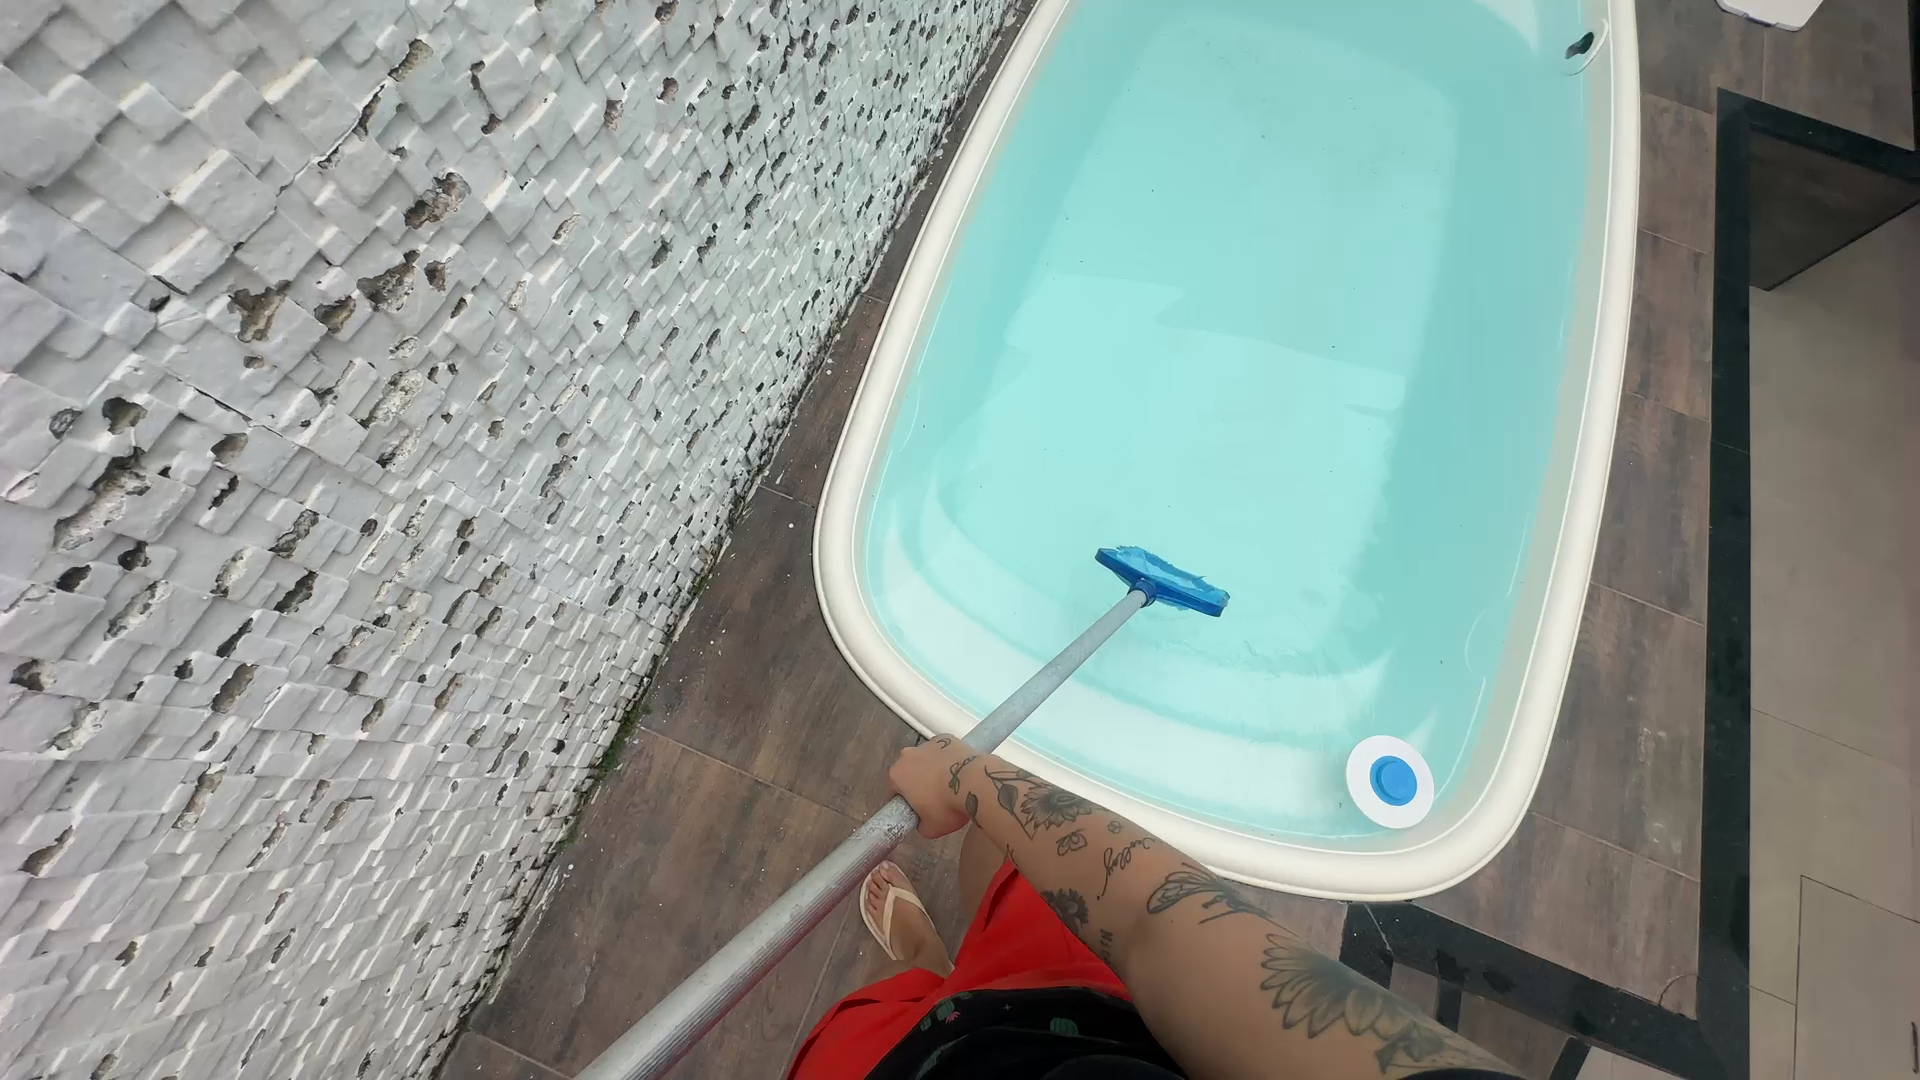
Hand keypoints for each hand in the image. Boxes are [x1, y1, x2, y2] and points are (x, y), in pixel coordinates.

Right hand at [887, 735, 978, 837]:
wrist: (975, 782)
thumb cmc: (947, 806)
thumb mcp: (930, 829)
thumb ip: (920, 824)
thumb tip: (923, 821)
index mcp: (897, 775)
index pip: (894, 791)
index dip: (904, 802)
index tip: (916, 810)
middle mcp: (908, 755)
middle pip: (909, 771)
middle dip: (918, 782)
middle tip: (934, 798)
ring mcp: (928, 743)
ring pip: (926, 758)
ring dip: (933, 768)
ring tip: (950, 784)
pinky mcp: (947, 737)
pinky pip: (943, 749)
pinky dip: (948, 758)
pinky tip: (959, 770)